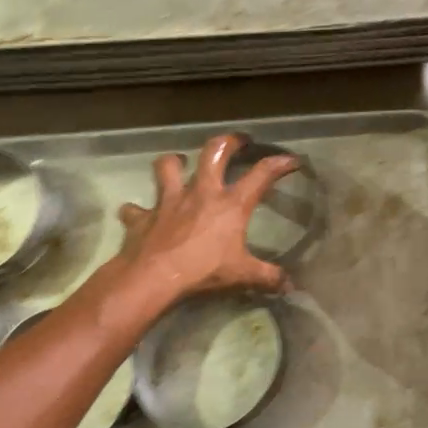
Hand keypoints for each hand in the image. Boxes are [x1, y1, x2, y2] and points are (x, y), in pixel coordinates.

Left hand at [111, 135, 298, 313]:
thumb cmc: (203, 271)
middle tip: (237, 142)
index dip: (280, 164)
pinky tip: (140, 214)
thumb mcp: (242, 276)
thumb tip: (291, 286)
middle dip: (228, 142)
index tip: (292, 160)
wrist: (152, 278)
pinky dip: (137, 210)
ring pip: (168, 167)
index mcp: (230, 204)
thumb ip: (268, 277)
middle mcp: (201, 193)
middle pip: (214, 152)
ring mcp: (169, 201)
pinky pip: (135, 209)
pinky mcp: (143, 216)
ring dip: (174, 162)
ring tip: (180, 163)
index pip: (262, 174)